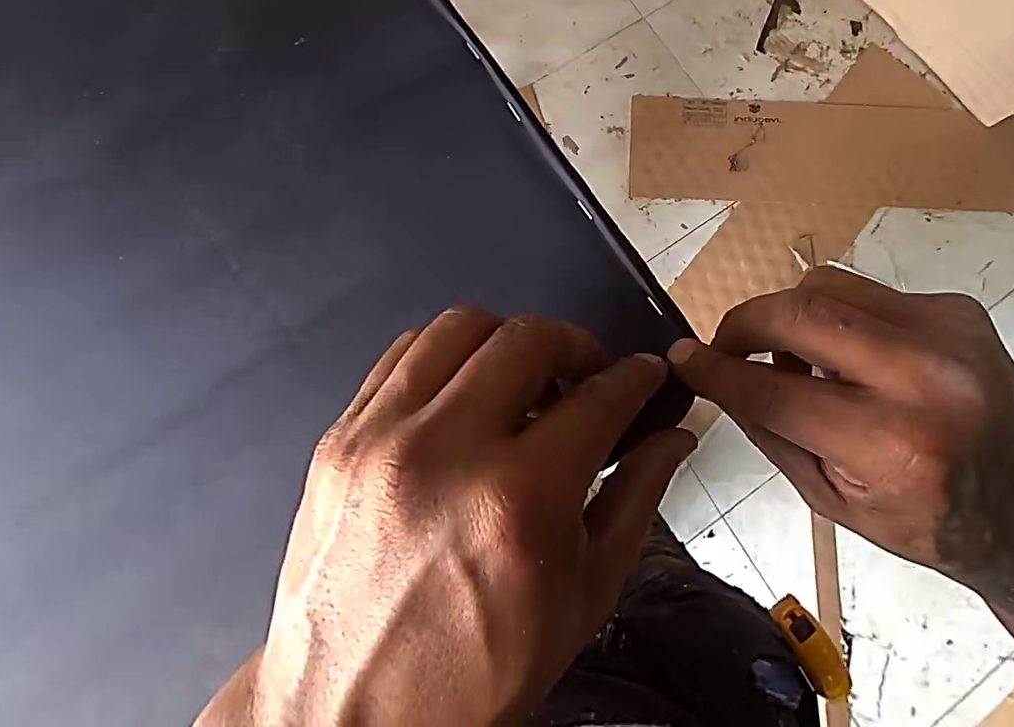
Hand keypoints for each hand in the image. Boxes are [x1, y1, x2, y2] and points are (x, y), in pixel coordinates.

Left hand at [198, 308, 696, 726]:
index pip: (599, 396)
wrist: (350, 722)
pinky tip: (466, 391)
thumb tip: (675, 437)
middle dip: (578, 346)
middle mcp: (446, 452)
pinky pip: (402, 354)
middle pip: (530, 338)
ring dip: (510, 340)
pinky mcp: (339, 442)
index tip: (645, 372)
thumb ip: (638, 495)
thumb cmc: (481, 667)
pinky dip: (449, 357)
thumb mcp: (586, 591)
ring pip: (462, 325)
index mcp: (518, 498)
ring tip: (525, 379)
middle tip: (589, 375)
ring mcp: (382, 440)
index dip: (636, 376)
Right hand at [670, 268, 1013, 725]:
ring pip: (831, 286)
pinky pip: (868, 295)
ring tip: (795, 357)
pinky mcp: (959, 308)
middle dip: (748, 322)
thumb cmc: (928, 523)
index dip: (719, 372)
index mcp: (894, 447)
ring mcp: (950, 332)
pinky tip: (855, 359)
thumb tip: (724, 374)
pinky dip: (841, 320)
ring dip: (793, 317)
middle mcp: (928, 377)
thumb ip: (773, 430)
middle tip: (727, 342)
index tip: (683, 357)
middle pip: (805, 312)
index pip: (778, 394)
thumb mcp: (836, 502)